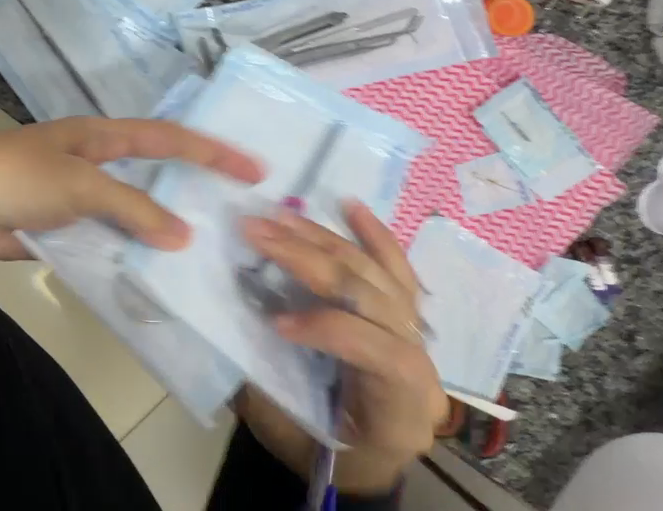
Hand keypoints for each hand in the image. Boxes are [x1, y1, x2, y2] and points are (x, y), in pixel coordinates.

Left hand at [0, 116, 263, 260]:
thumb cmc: (19, 175)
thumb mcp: (80, 184)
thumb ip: (132, 207)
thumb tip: (183, 235)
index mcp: (97, 138)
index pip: (164, 138)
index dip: (210, 151)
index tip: (257, 169)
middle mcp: (92, 165)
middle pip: (153, 181)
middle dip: (194, 198)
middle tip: (245, 223)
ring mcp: (79, 201)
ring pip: (134, 219)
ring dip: (165, 237)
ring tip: (219, 263)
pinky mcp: (64, 232)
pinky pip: (108, 246)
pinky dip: (133, 261)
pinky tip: (166, 283)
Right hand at [237, 200, 447, 495]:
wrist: (353, 457)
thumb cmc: (314, 446)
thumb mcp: (291, 427)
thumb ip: (273, 371)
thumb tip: (238, 312)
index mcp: (403, 409)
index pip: (385, 354)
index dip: (331, 330)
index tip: (273, 322)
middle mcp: (424, 369)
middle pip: (375, 299)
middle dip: (313, 261)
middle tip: (253, 232)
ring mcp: (417, 339)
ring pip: (378, 276)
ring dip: (322, 240)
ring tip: (274, 217)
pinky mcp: (402, 319)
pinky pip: (395, 271)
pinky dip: (372, 235)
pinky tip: (347, 205)